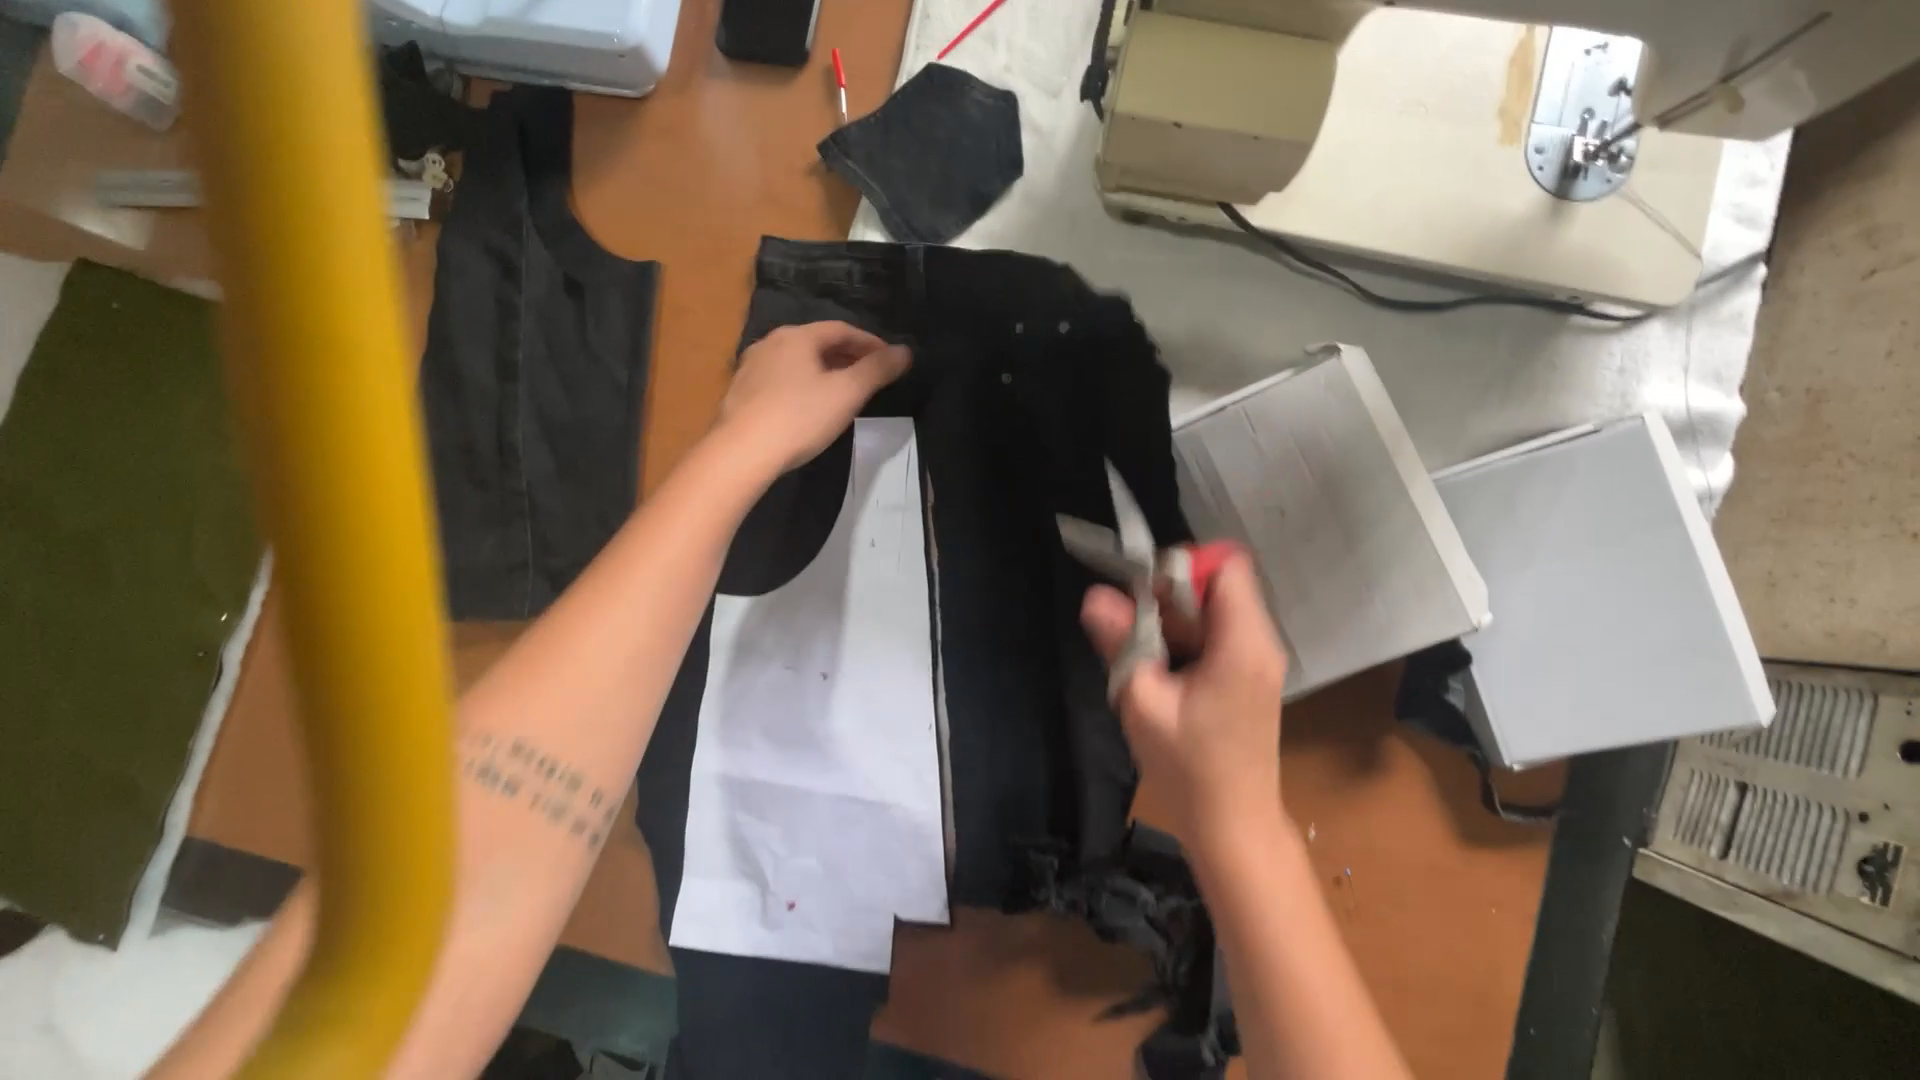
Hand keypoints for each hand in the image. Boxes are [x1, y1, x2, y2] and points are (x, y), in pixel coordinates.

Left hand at [713, 321, 911, 474]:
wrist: (741, 453)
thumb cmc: (800, 417)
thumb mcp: (847, 393)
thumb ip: (878, 370)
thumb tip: (905, 351)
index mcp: (797, 336)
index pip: (842, 329)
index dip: (870, 343)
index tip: (890, 360)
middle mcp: (770, 343)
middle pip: (817, 343)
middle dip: (847, 357)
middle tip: (870, 377)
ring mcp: (751, 368)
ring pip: (797, 363)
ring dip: (824, 372)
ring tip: (842, 393)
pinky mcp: (741, 394)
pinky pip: (780, 381)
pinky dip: (802, 386)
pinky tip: (808, 409)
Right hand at [1081, 553, 1287, 853]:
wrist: (1232, 828)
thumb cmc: (1189, 769)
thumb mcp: (1143, 702)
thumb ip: (1121, 642)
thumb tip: (1095, 597)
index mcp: (1243, 642)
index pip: (1226, 565)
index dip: (1181, 566)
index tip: (1141, 592)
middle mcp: (1259, 643)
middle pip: (1216, 587)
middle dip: (1167, 597)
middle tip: (1128, 628)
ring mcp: (1257, 663)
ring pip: (1211, 614)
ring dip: (1171, 623)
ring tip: (1140, 657)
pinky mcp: (1247, 681)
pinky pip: (1214, 639)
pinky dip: (1183, 644)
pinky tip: (1157, 675)